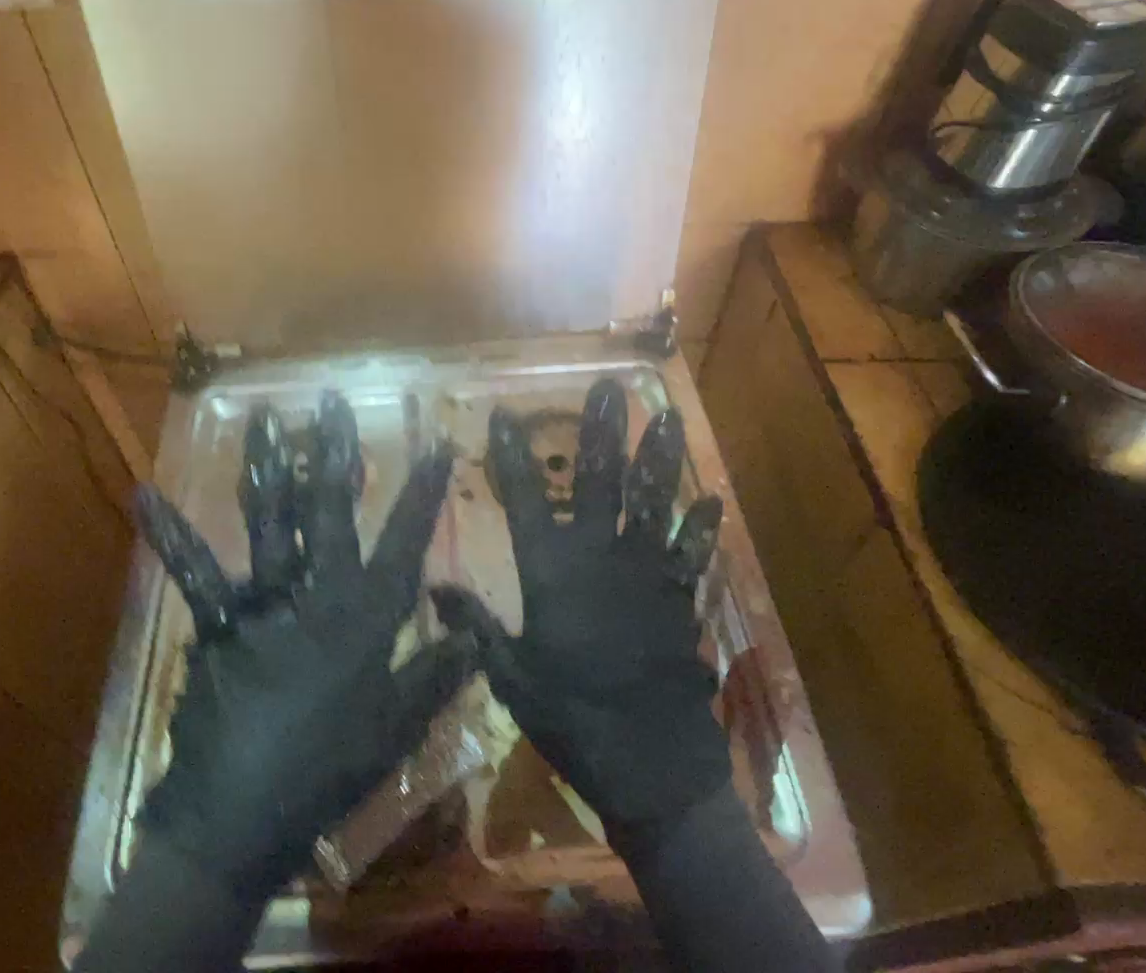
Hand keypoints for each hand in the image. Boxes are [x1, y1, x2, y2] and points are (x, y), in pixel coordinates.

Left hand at [132, 392, 473, 899]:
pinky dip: (168, 533)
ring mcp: (261, 605)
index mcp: (366, 620)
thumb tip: (475, 630)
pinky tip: (142, 493)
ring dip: (267, 465)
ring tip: (266, 416)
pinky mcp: (216, 623)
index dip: (421, 493)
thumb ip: (438, 674)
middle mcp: (316, 596)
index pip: (404, 542)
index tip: (435, 443)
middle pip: (330, 512)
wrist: (242, 818)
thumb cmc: (329, 772)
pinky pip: (192, 572)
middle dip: (335, 454)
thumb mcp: (398, 729)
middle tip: (332, 402)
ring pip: (269, 521)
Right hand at [436, 378, 729, 840]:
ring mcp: (646, 574)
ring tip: (667, 416)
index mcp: (551, 574)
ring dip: (658, 458)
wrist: (650, 759)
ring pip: (652, 502)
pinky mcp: (679, 598)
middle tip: (608, 387)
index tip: (503, 414)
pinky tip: (710, 499)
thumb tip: (435, 589)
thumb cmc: (570, 717)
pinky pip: (691, 553)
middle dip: (600, 431)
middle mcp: (599, 559)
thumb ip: (476, 627)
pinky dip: (700, 527)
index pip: (523, 500)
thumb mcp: (510, 675)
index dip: (511, 455)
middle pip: (598, 482)